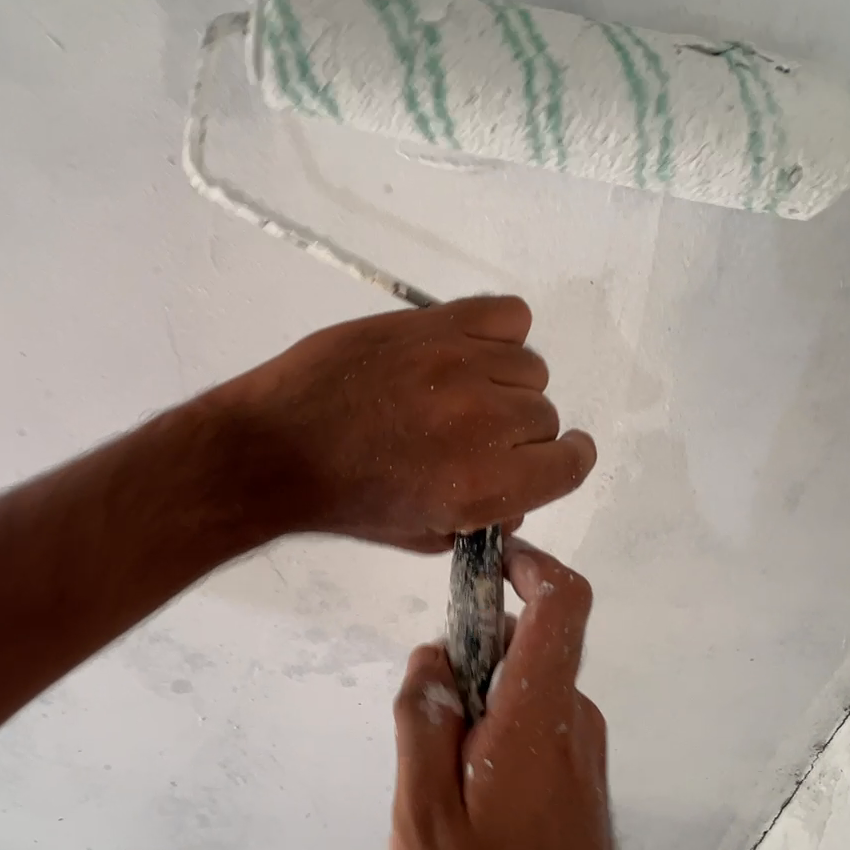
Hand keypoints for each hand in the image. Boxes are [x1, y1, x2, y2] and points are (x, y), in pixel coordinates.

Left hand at [207, 296, 596, 551]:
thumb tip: (520, 493)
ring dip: (503, 384)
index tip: (551, 457)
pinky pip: (509, 314)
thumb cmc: (346, 499)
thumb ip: (487, 515)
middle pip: (545, 415)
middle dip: (516, 433)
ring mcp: (463, 364)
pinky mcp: (436, 323)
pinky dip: (498, 332)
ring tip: (454, 392)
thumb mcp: (424, 534)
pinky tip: (463, 352)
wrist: (277, 446)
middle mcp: (487, 422)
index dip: (564, 461)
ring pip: (529, 367)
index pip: (573, 463)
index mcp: (487, 485)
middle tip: (468, 435)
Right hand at [390, 539, 634, 849]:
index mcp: (539, 722)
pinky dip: (493, 737)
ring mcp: (582, 759)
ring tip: (438, 784)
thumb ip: (422, 721)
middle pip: (529, 646)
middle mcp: (574, 727)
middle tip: (423, 722)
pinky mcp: (578, 787)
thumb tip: (434, 656)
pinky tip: (466, 806)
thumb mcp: (423, 818)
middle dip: (470, 656)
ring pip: (523, 692)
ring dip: (476, 707)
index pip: (563, 604)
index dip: (529, 562)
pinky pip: (533, 729)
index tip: (483, 560)